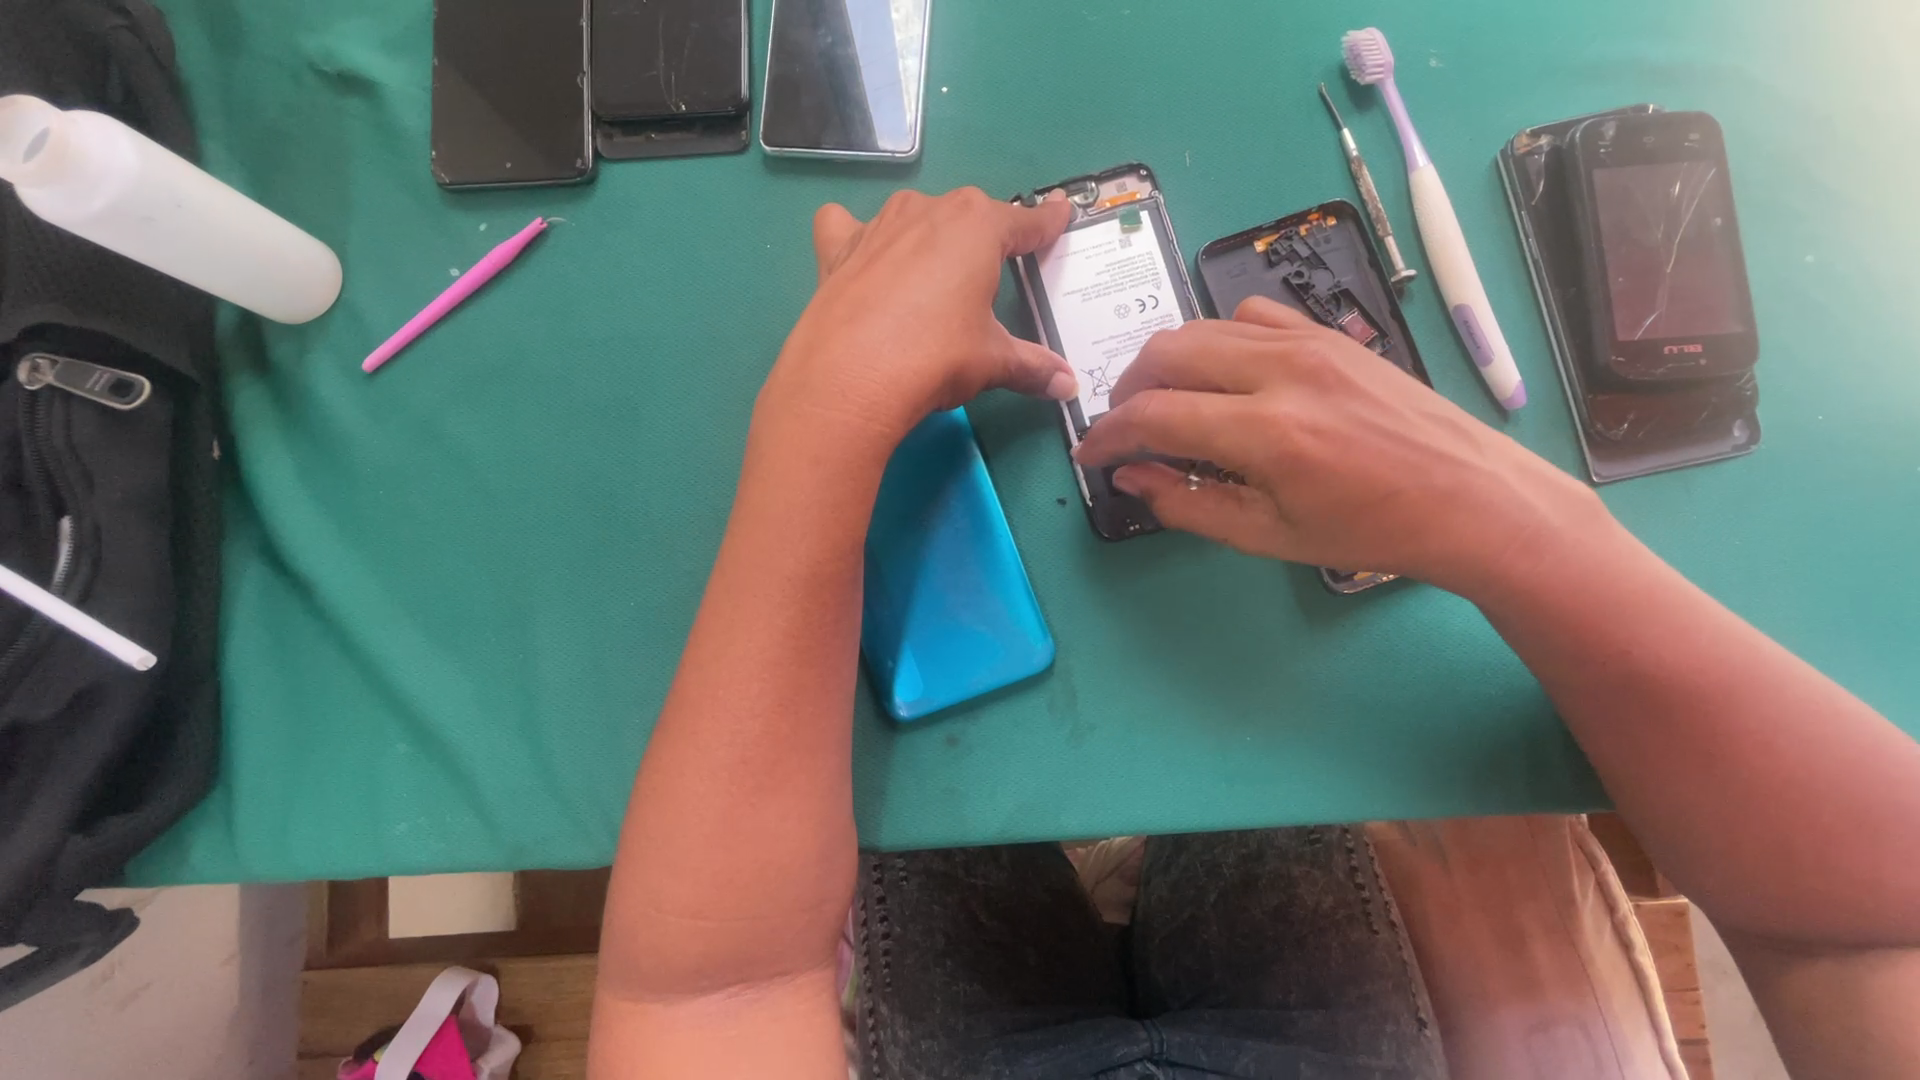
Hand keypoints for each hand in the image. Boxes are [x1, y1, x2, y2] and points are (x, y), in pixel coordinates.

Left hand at [756, 187, 1076, 452]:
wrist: (852, 376)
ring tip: (932, 275)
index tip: (1059, 215)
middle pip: (968, 216)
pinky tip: (863, 259)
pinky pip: (847, 227)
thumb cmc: (937, 357)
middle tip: (991, 271)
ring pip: (913, 217)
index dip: (1046, 223)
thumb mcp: (993, 361)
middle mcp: (929, 210)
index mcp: (978, 226)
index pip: (1025, 222)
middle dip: (984, 237)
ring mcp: (880, 225)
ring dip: (927, 236)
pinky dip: (857, 237)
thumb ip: (1033, 367)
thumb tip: (1068, 386)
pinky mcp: (838, 248)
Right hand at [1071, 297, 1605, 596]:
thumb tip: (1129, 476)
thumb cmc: (1368, 531)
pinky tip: (1222, 375)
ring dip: (1164, 362)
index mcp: (1266, 431)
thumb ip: (1185, 504)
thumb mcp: (1267, 536)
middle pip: (1166, 353)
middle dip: (1126, 390)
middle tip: (1124, 429)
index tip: (1090, 453)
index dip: (1108, 434)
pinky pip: (1249, 315)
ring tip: (1163, 402)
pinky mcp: (1329, 333)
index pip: (1152, 414)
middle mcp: (1280, 370)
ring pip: (1201, 327)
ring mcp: (1308, 341)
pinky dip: (1216, 340)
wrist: (1471, 497)